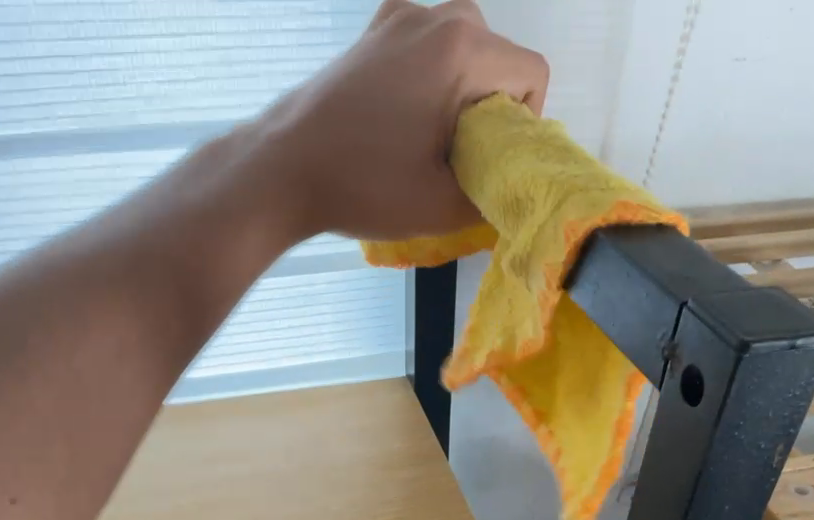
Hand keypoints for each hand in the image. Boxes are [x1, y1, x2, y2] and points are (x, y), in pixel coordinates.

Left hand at [251, 0, 548, 239]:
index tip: (489, 160)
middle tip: (458, 155)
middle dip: (491, 108)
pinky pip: (426, 49)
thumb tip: (511, 191)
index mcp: (460, 48)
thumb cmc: (363, 185)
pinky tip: (403, 120)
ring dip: (461, 95)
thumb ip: (494, 196)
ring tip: (428, 141)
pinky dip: (430, 80)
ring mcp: (398, 17)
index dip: (523, 124)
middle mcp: (434, 15)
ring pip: (463, 51)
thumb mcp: (442, 206)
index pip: (531, 73)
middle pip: (498, 58)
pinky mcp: (372, 32)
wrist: (281, 169)